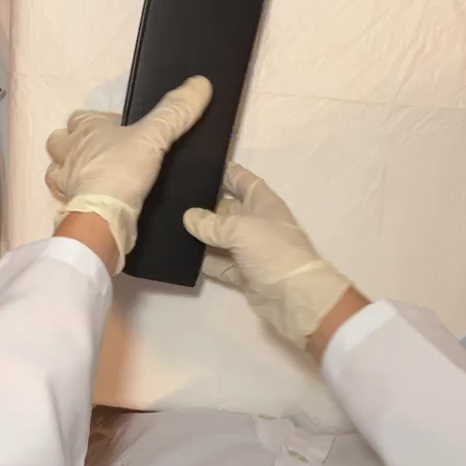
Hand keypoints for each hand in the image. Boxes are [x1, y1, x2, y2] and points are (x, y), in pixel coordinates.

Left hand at [46, 76, 212, 271]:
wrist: (103, 217)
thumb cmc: (122, 170)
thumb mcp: (154, 136)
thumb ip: (175, 113)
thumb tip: (201, 83)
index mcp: (85, 129)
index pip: (82, 116)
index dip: (96, 122)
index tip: (115, 131)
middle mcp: (69, 152)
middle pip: (59, 141)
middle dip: (70, 146)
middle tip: (95, 155)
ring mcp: (65, 182)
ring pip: (54, 171)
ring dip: (66, 173)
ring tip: (88, 179)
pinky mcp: (68, 207)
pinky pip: (65, 200)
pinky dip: (74, 200)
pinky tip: (90, 203)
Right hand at [183, 164, 355, 347]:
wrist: (294, 297)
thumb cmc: (273, 252)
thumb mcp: (242, 229)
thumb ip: (212, 223)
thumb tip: (188, 217)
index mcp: (264, 203)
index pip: (244, 181)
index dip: (226, 173)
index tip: (200, 167)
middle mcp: (257, 224)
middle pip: (228, 209)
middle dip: (205, 206)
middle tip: (174, 200)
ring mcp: (250, 251)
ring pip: (220, 239)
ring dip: (201, 236)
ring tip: (171, 226)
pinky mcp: (243, 275)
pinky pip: (220, 264)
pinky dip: (205, 262)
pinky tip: (183, 256)